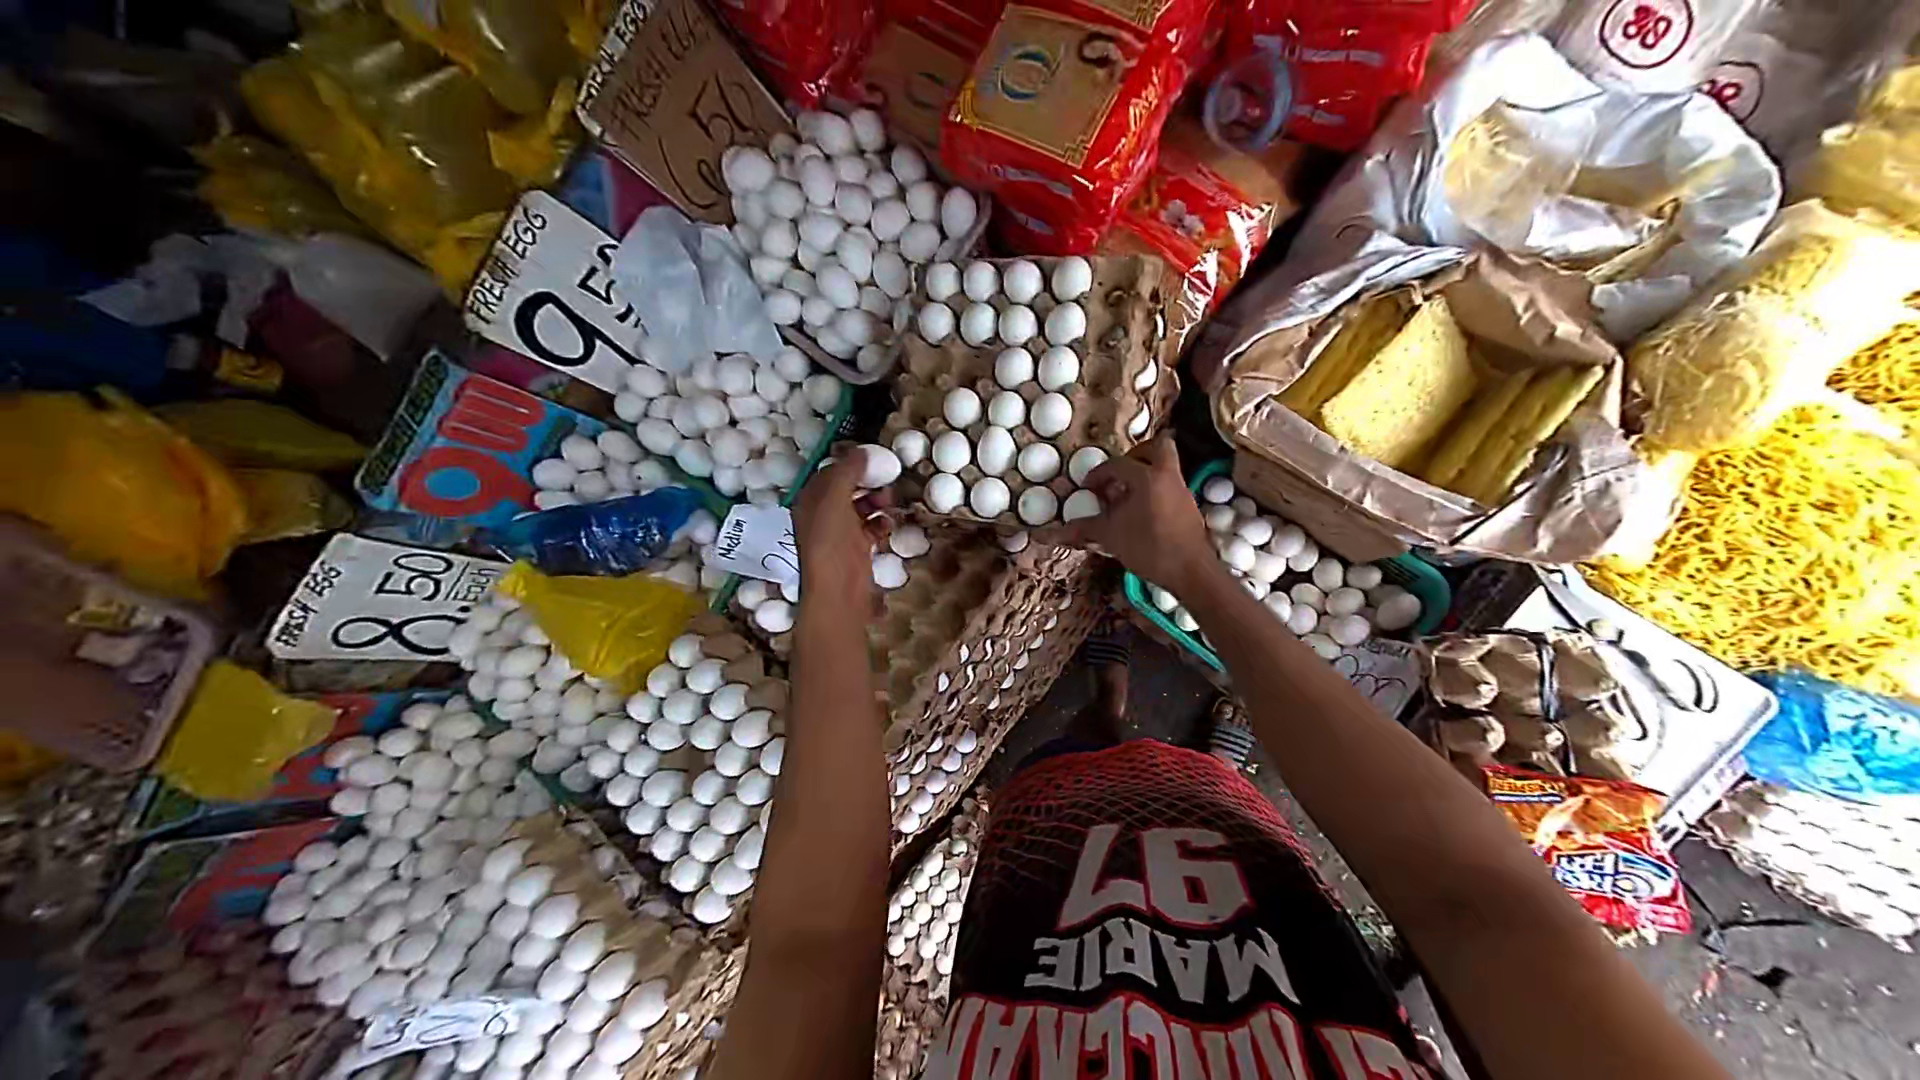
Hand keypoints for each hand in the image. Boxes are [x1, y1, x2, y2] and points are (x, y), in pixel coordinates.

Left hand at [792, 451, 889, 616]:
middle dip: (867, 482)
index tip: (873, 458)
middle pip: (847, 490)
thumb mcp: (834, 498)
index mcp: (810, 501)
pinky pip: (871, 528)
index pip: (829, 474)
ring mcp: (840, 534)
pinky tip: (888, 523)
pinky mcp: (857, 550)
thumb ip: (847, 472)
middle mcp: (822, 516)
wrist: (838, 591)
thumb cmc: (830, 541)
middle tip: (886, 479)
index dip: (850, 465)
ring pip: (860, 508)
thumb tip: (861, 451)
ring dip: (876, 501)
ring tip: (889, 501)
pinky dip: (881, 523)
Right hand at [1040, 436, 1217, 595]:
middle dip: (1134, 455)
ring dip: (1145, 473)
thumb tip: (1049, 534)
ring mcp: (1182, 490)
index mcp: (1147, 477)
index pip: (1117, 464)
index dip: (1098, 474)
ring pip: (1165, 466)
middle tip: (1118, 474)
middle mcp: (1168, 476)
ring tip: (1126, 496)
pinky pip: (1170, 485)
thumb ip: (1082, 529)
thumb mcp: (1109, 536)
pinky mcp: (1188, 506)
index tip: (1088, 488)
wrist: (1190, 571)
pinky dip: (1154, 490)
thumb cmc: (1148, 548)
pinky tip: (1140, 514)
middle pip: (1156, 447)